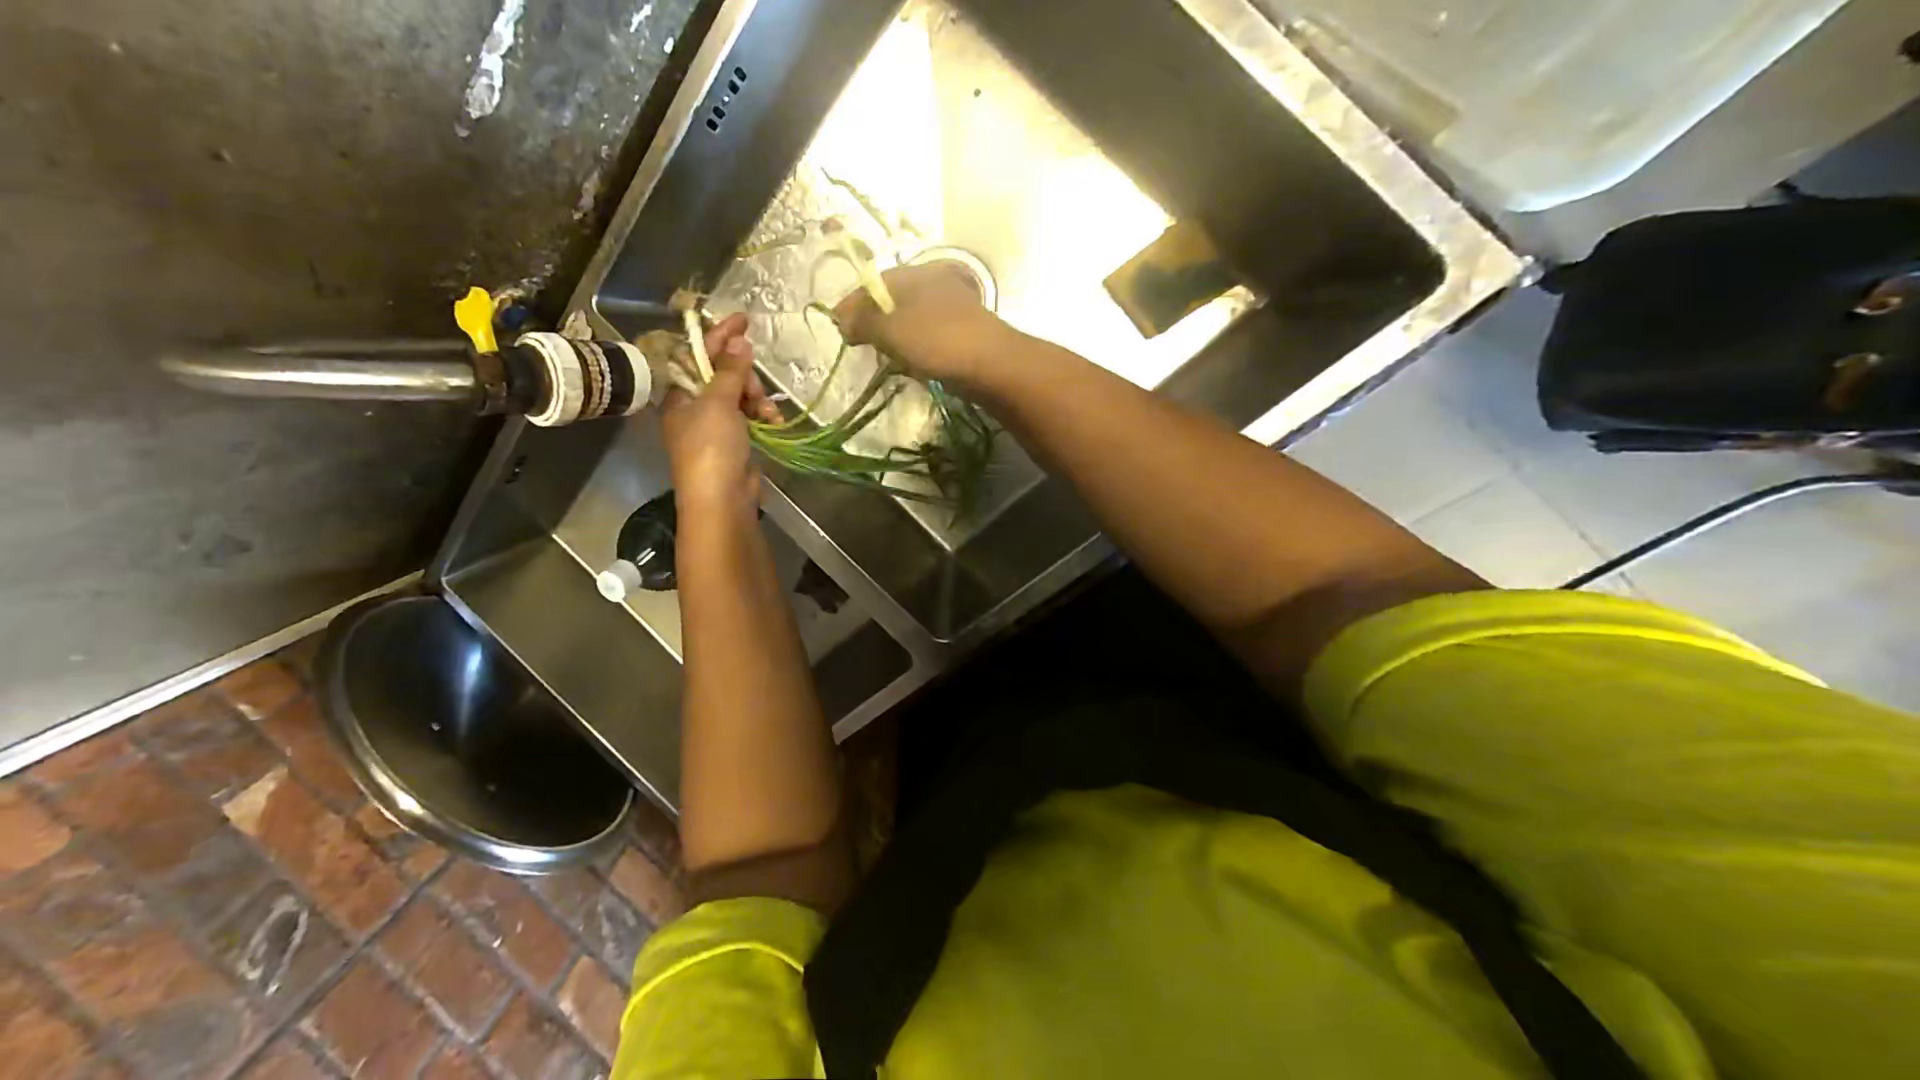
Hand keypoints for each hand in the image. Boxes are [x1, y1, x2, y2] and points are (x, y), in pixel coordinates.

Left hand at [660, 313, 779, 513]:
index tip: (744, 318)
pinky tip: (773, 422)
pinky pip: (750, 417)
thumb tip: (740, 341)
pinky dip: (762, 416)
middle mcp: (694, 407)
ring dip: (758, 399)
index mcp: (680, 394)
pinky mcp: (735, 443)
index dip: (721, 335)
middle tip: (755, 388)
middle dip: (745, 377)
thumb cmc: (711, 447)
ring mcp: (715, 427)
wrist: (721, 499)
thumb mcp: (719, 403)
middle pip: (723, 375)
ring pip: (741, 397)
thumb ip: (731, 371)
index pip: (698, 355)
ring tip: (769, 413)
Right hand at [831, 262, 1015, 390]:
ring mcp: (951, 307)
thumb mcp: (891, 330)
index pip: (873, 283)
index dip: (851, 304)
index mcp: (916, 273)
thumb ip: (863, 323)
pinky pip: (927, 335)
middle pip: (892, 299)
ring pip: (910, 318)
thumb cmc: (938, 341)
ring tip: (879, 355)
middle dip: (871, 320)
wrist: (993, 365)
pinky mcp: (962, 331)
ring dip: (892, 336)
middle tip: (855, 342)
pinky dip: (913, 346)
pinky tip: (907, 363)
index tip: (836, 327)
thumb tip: (844, 321)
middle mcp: (934, 283)